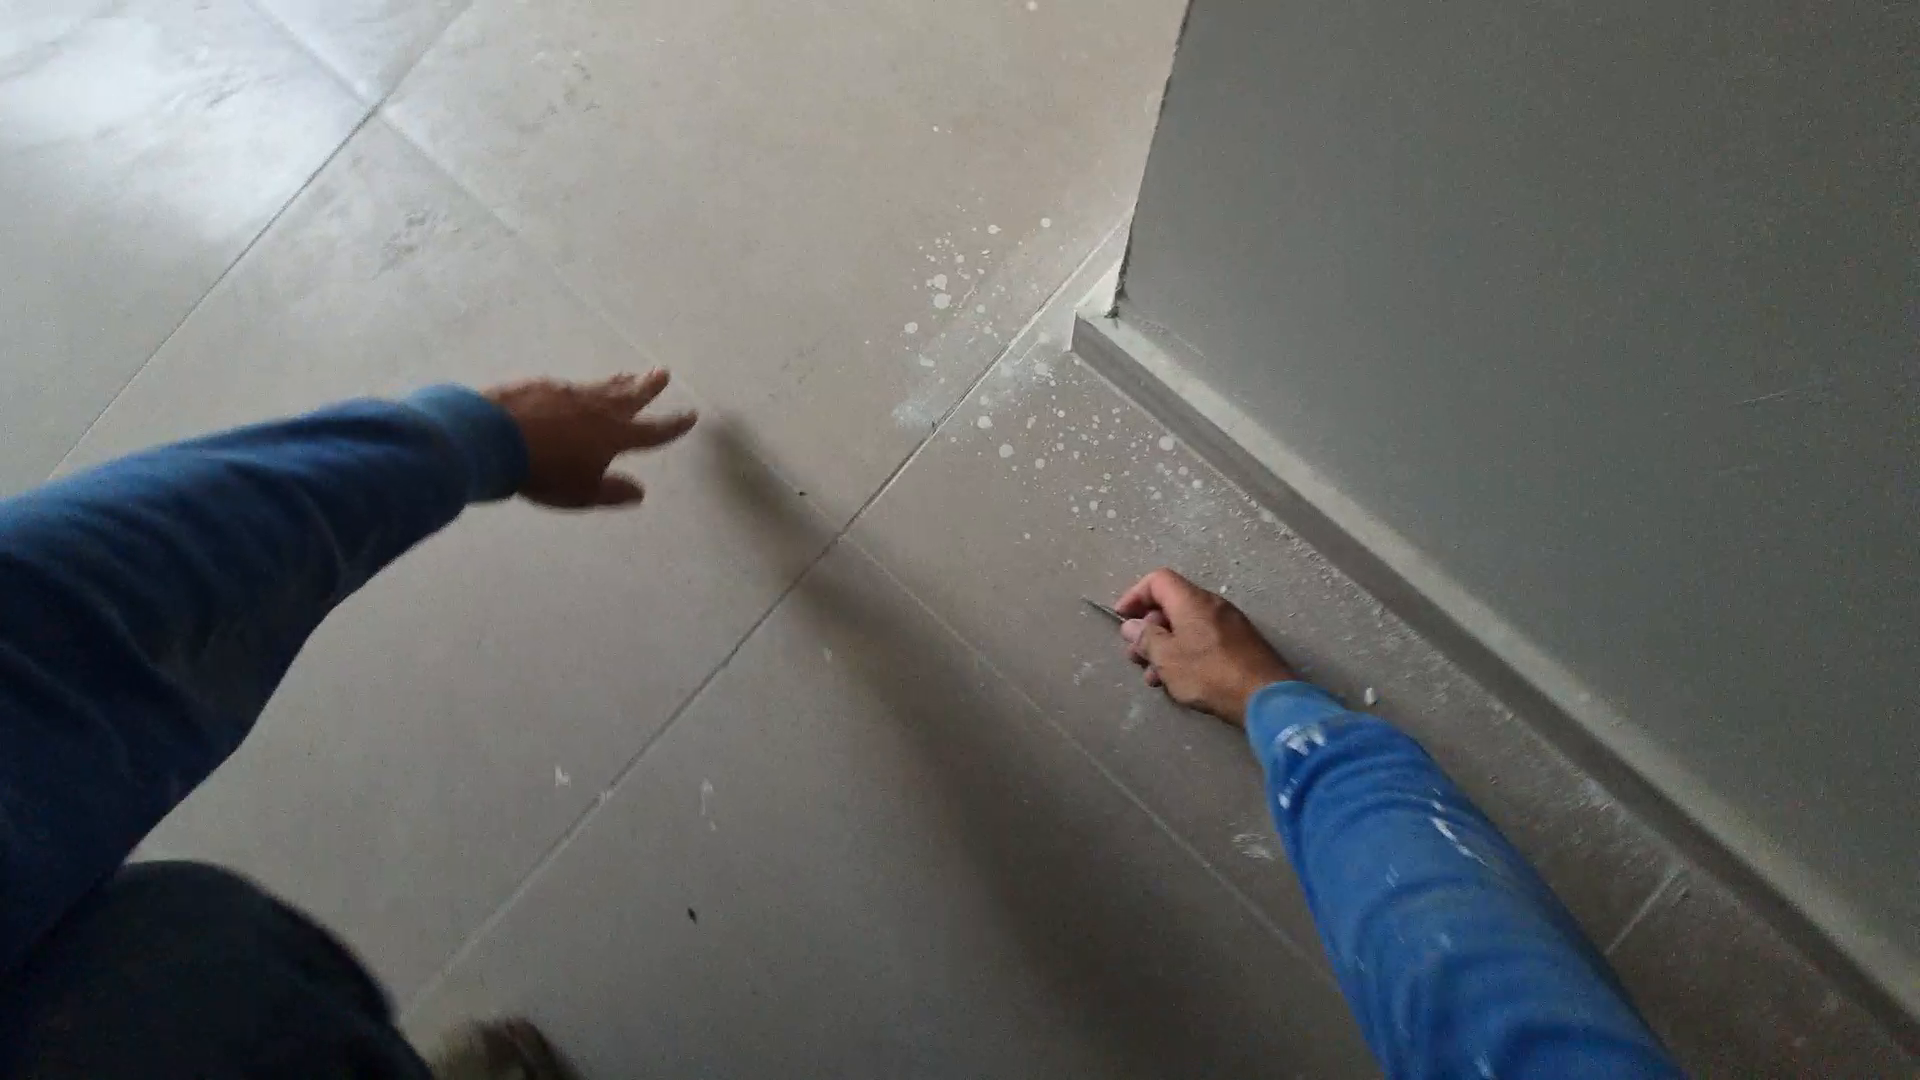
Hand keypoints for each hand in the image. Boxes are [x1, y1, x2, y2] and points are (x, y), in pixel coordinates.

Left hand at [482, 371, 697, 508]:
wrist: (492, 437)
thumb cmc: (545, 472)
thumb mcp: (583, 493)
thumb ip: (613, 492)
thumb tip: (640, 492)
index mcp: (616, 436)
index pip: (654, 431)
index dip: (674, 425)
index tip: (691, 415)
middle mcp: (598, 410)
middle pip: (631, 396)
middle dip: (649, 387)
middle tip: (662, 372)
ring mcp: (569, 394)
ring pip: (602, 387)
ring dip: (618, 382)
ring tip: (628, 375)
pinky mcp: (542, 387)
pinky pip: (570, 388)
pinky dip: (582, 389)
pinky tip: (576, 391)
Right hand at [1115, 567, 1295, 725]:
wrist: (1266, 699)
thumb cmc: (1209, 673)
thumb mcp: (1167, 658)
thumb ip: (1145, 638)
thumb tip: (1132, 626)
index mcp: (1192, 601)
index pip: (1157, 580)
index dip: (1135, 595)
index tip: (1122, 617)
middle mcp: (1212, 605)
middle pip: (1171, 604)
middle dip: (1148, 628)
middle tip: (1135, 654)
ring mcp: (1229, 625)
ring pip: (1186, 627)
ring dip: (1164, 647)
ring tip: (1153, 676)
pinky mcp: (1240, 645)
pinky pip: (1203, 640)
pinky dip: (1184, 654)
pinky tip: (1178, 681)